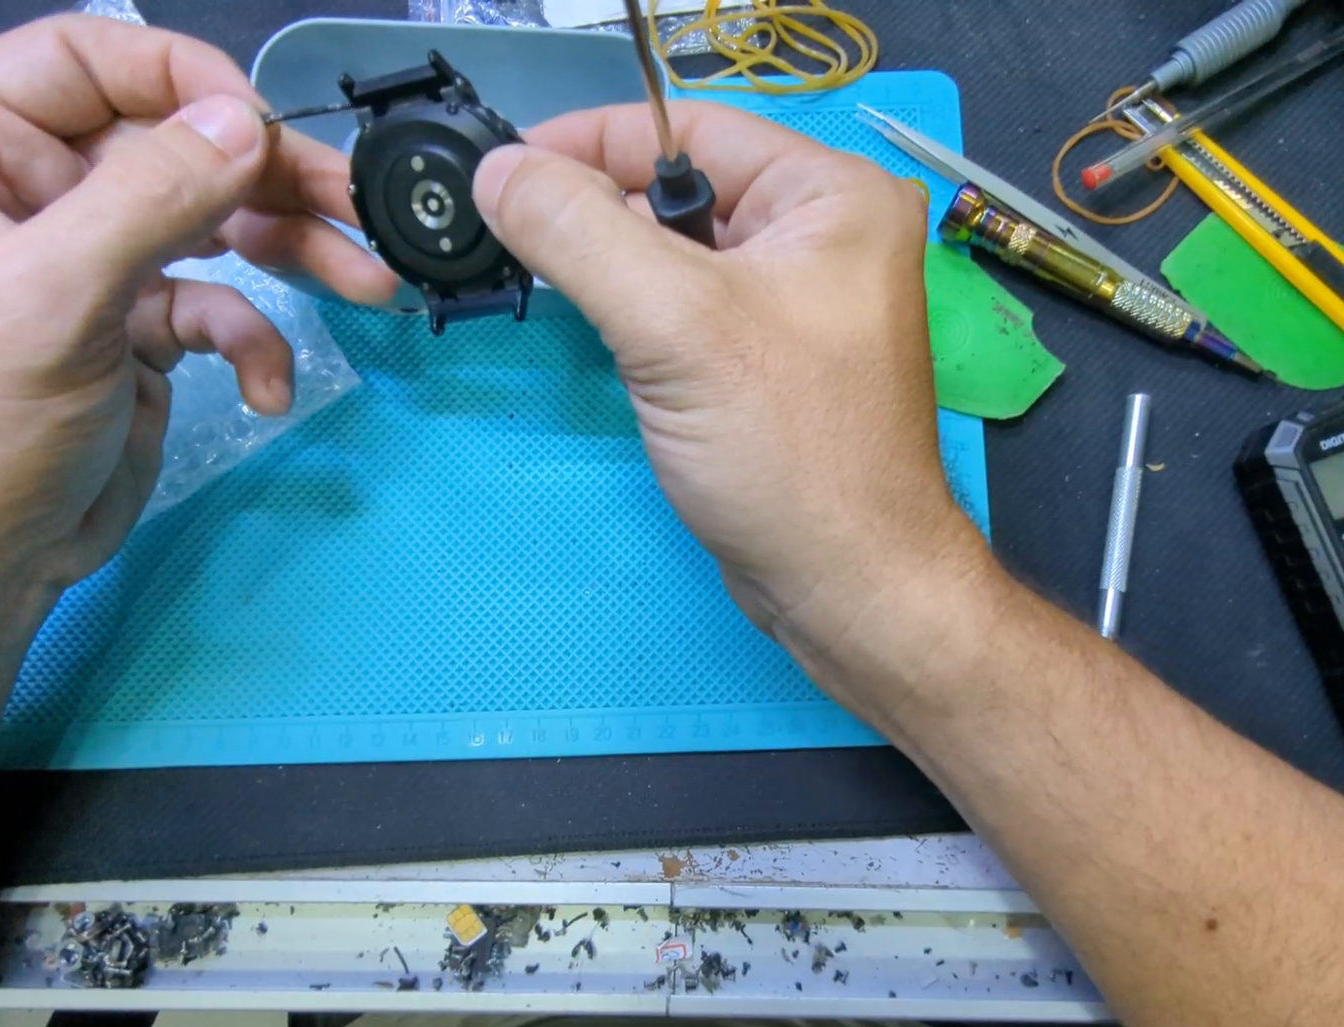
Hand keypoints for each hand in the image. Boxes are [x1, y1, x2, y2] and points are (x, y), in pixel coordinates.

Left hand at [0, 16, 395, 681]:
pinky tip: (262, 392)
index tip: (273, 140)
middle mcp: (30, 193)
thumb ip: (150, 199)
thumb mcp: (51, 300)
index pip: (91, 65)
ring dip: (297, 262)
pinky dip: (255, 349)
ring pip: (218, 231)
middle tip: (364, 216)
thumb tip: (245, 125)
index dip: (191, 88)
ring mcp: (93, 265)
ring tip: (369, 289)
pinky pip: (221, 314)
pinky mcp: (141, 331)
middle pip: (180, 154)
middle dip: (278, 188)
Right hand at [475, 104, 991, 674]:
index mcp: (835, 198)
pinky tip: (626, 354)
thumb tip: (499, 171)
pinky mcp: (776, 364)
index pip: (691, 128)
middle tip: (525, 248)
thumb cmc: (787, 453)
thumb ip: (580, 234)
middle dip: (604, 220)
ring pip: (682, 261)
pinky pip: (694, 317)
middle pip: (684, 194)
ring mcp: (804, 306)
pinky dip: (646, 325)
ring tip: (575, 305)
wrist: (844, 582)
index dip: (590, 142)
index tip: (504, 170)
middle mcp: (829, 240)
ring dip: (621, 280)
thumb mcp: (678, 327)